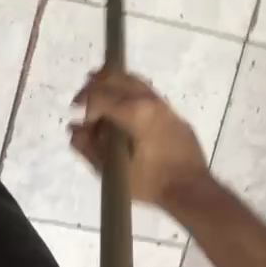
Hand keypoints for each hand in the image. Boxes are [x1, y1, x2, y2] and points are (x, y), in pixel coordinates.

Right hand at [70, 70, 210, 209]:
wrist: (191, 189)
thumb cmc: (149, 182)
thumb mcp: (111, 171)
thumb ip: (87, 147)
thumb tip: (74, 128)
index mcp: (133, 112)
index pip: (99, 95)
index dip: (83, 102)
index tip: (76, 113)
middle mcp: (148, 100)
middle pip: (115, 77)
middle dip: (94, 85)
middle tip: (81, 99)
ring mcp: (163, 104)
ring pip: (132, 80)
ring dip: (112, 84)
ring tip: (98, 95)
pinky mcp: (172, 113)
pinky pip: (145, 92)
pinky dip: (128, 92)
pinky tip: (122, 109)